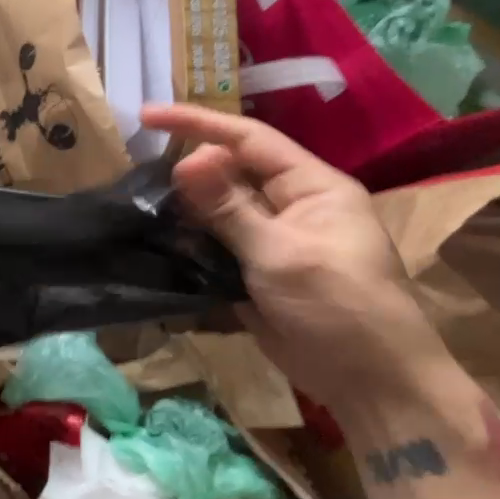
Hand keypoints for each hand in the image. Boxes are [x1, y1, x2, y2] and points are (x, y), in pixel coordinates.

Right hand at [142, 104, 453, 415]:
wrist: (369, 383)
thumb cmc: (339, 308)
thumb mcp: (281, 253)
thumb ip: (228, 207)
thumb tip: (185, 159)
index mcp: (313, 188)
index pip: (249, 140)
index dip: (198, 123)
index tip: (145, 115)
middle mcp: (290, 204)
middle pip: (227, 169)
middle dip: (182, 165)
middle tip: (130, 165)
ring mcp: (269, 236)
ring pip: (213, 204)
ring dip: (177, 203)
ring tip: (132, 199)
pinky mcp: (250, 266)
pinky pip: (209, 237)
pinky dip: (182, 234)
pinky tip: (152, 233)